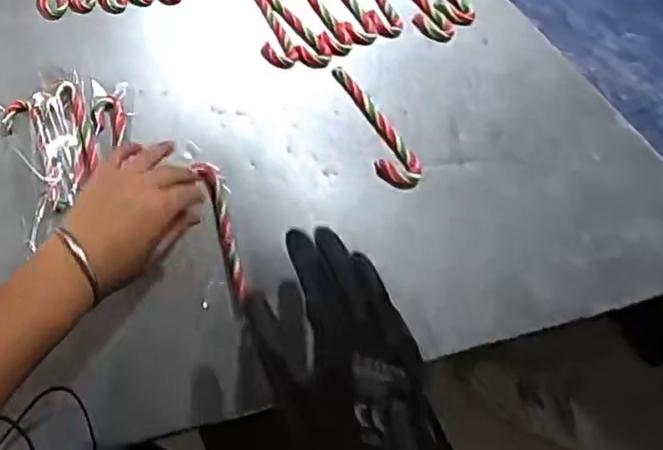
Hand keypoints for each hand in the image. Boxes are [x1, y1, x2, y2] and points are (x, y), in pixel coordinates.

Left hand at [61, 141, 202, 294]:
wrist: (79, 255)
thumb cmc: (119, 262)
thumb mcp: (153, 253)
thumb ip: (174, 230)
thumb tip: (192, 215)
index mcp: (161, 206)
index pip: (186, 194)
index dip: (195, 194)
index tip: (200, 196)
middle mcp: (145, 184)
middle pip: (170, 172)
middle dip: (185, 173)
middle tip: (193, 175)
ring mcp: (123, 174)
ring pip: (147, 155)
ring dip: (161, 150)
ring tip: (171, 146)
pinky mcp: (103, 172)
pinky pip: (119, 153)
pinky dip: (130, 147)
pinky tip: (138, 147)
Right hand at [244, 228, 447, 449]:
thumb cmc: (332, 429)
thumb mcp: (291, 392)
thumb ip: (270, 342)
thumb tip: (250, 295)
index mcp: (338, 338)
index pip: (318, 284)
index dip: (305, 257)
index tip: (293, 234)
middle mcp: (369, 334)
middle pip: (350, 284)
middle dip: (334, 255)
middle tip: (321, 231)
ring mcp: (395, 348)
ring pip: (377, 298)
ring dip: (362, 272)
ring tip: (350, 252)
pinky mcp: (412, 365)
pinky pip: (397, 319)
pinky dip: (384, 299)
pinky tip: (380, 294)